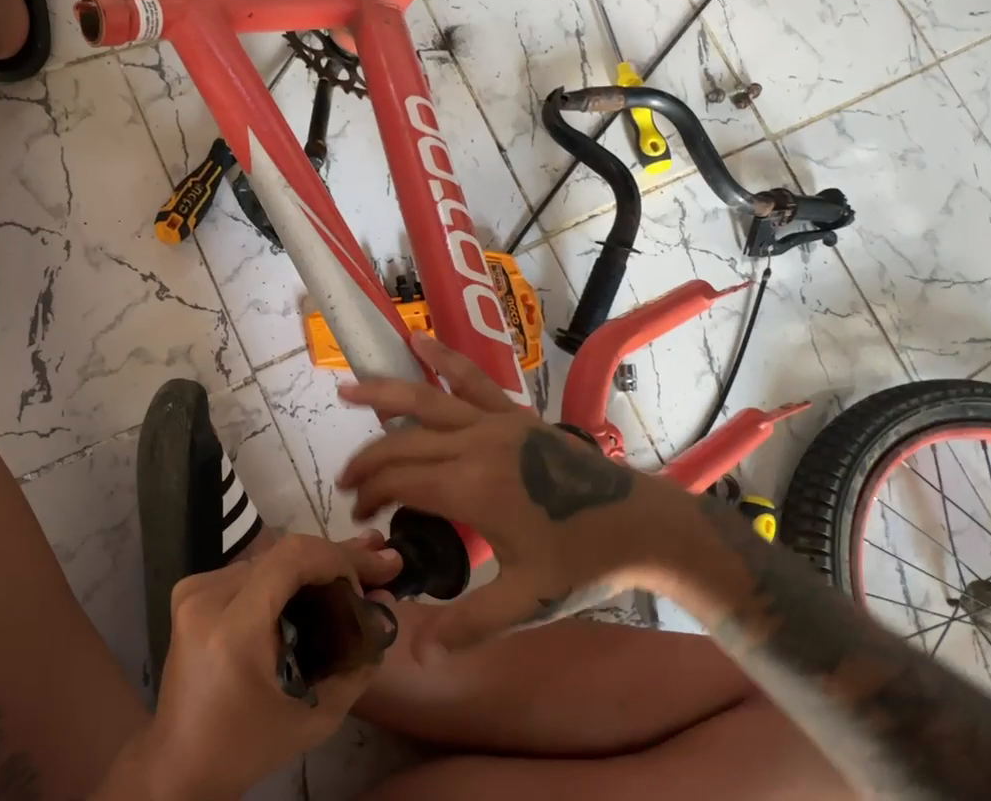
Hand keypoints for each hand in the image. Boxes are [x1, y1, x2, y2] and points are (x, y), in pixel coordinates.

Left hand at [126, 533, 401, 800]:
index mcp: (231, 629)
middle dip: (335, 559)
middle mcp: (206, 597)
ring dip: (312, 567)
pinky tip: (317, 584)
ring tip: (356, 573)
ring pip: (269, 558)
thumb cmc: (248, 745)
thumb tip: (383, 611)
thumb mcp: (315, 718)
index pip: (291, 559)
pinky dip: (286, 576)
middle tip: (381, 564)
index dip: (339, 557)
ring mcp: (193, 589)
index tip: (375, 574)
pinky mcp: (190, 590)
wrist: (181, 758)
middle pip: (282, 553)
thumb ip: (355, 664)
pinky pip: (250, 570)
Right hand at [336, 332, 689, 653]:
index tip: (358, 515)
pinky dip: (443, 358)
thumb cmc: (585, 565)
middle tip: (346, 483)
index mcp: (473, 489)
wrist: (645, 526)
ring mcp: (497, 423)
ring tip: (346, 388)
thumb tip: (421, 651)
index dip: (369, 495)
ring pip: (426, 400)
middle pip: (403, 443)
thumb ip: (470, 623)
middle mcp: (477, 446)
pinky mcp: (515, 414)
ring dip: (382, 393)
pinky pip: (471, 379)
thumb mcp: (527, 601)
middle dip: (367, 462)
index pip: (400, 481)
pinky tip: (418, 339)